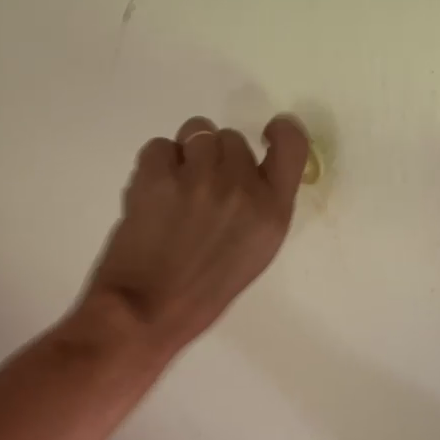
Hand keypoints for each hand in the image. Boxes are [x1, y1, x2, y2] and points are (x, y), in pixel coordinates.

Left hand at [60, 114, 310, 360]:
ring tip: (176, 189)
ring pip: (196, 132)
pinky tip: (153, 195)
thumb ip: (260, 206)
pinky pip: (159, 146)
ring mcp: (199, 178)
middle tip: (202, 190)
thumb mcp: (256, 251)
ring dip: (186, 154)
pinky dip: (155, 165)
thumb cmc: (206, 291)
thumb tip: (247, 171)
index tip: (265, 134)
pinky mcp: (157, 175)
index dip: (279, 130)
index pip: (291, 144)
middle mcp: (241, 187)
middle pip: (232, 138)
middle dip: (217, 157)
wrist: (148, 309)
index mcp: (273, 212)